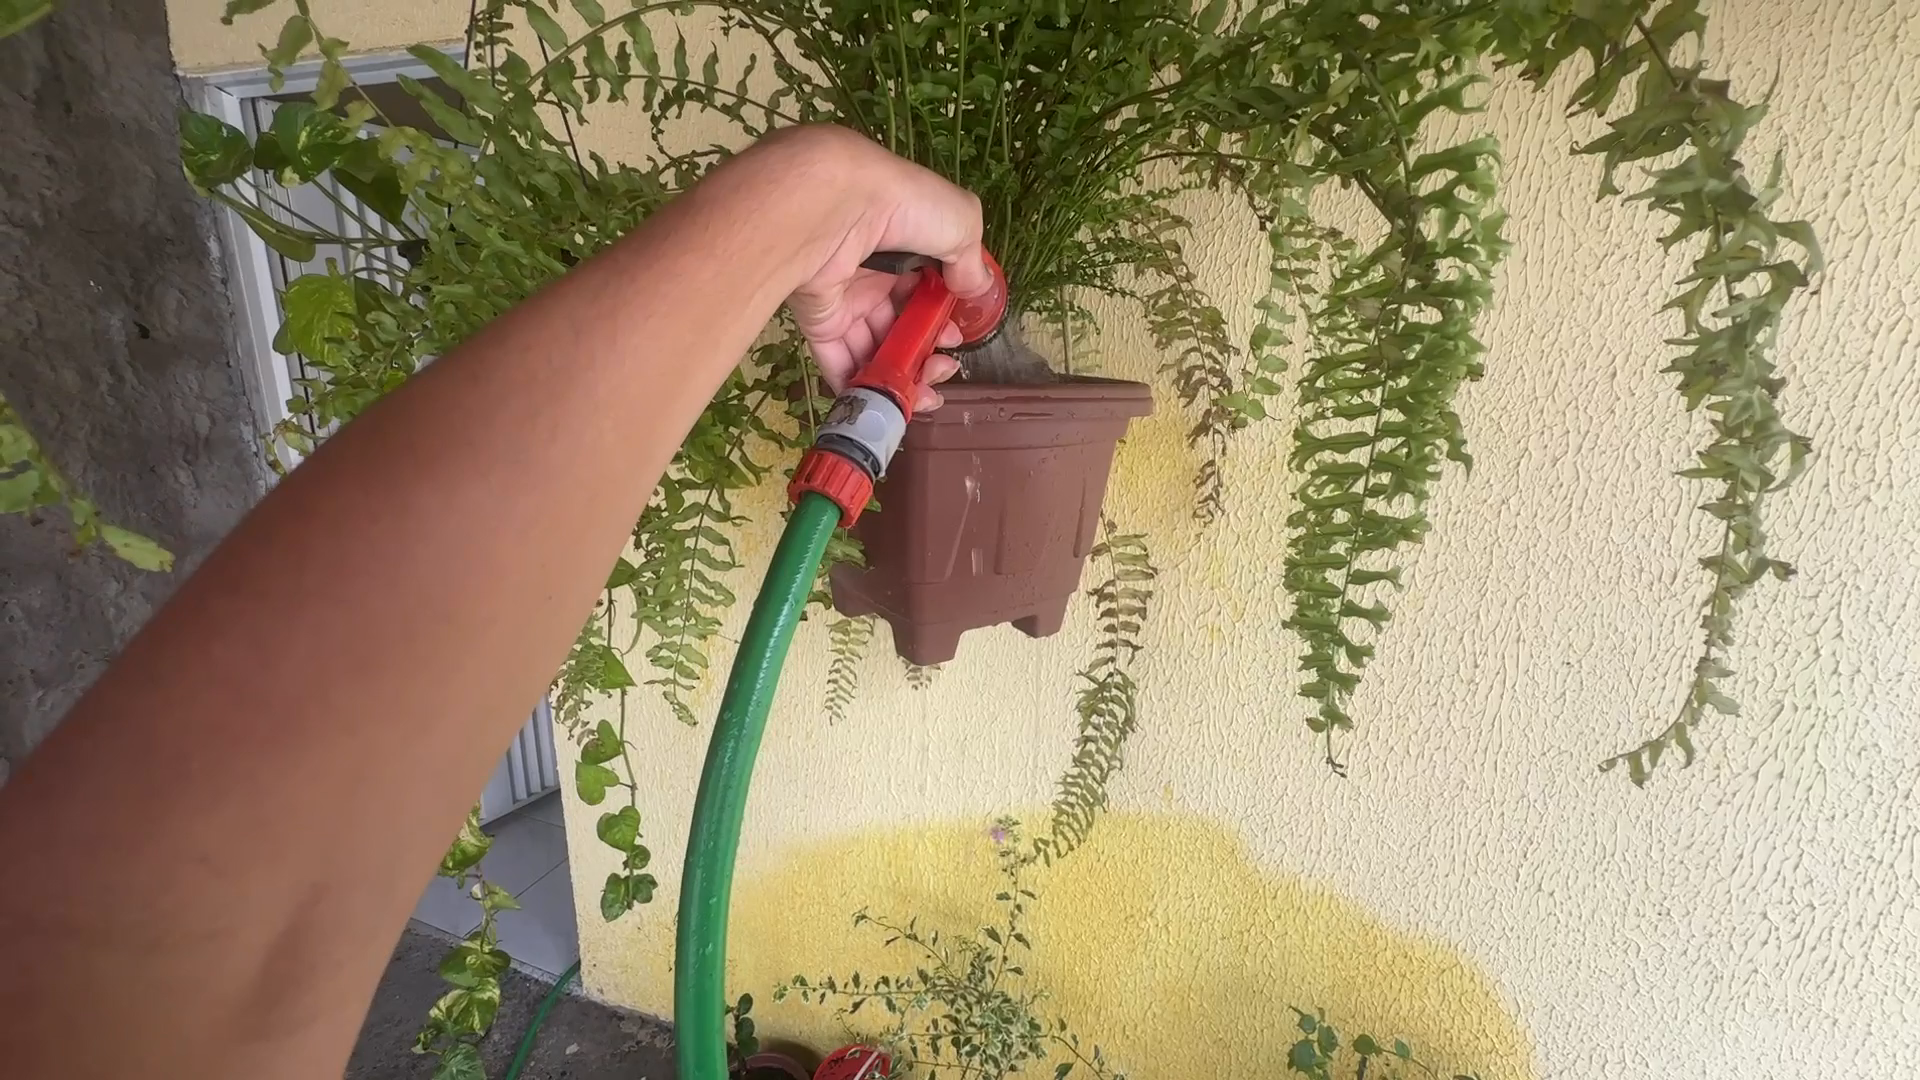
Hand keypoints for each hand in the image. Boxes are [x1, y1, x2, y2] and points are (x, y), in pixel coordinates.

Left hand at [747, 127, 992, 410]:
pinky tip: (881, 400)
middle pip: (901, 325)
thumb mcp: (959, 222)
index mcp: (904, 247)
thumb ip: (970, 259)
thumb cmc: (902, 208)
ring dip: (898, 376)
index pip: (925, 291)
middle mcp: (873, 273)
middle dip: (925, 354)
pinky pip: (838, 361)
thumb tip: (976, 288)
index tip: (955, 339)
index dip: (943, 319)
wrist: (833, 207)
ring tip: (919, 394)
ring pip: (874, 348)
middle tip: (940, 370)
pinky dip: (857, 385)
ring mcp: (844, 299)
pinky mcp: (819, 321)